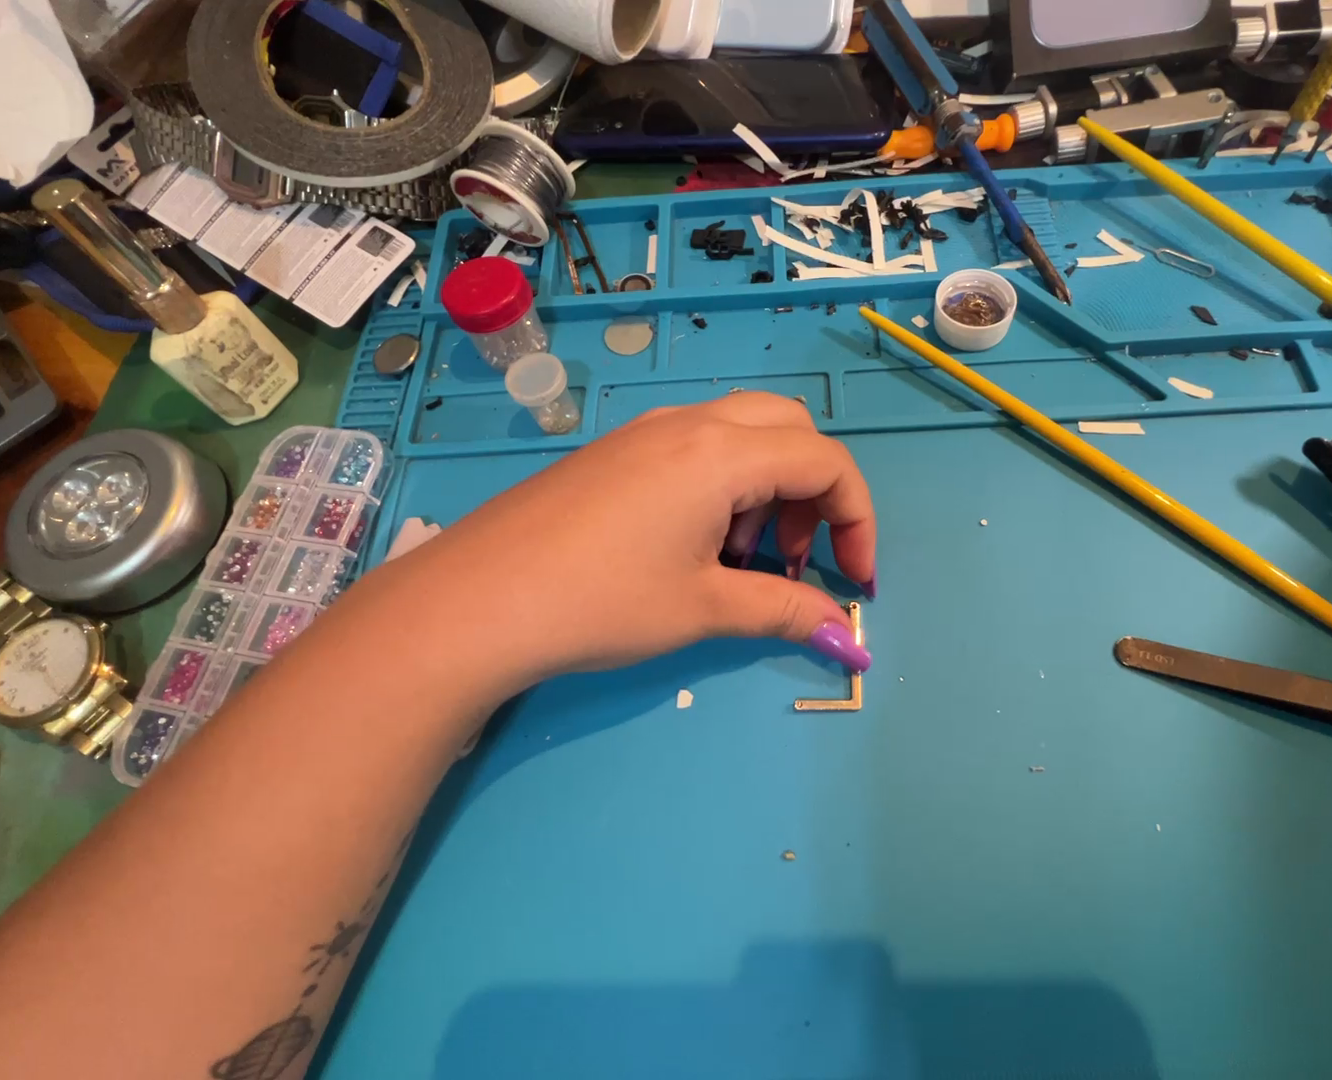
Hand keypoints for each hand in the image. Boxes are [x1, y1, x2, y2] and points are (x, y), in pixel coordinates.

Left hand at [365, 392, 876, 695]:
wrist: (474, 601)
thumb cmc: (601, 601)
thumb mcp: (704, 608)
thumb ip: (785, 612)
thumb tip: (847, 641)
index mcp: (722, 452)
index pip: (826, 461)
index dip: (858, 520)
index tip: (854, 582)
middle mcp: (690, 423)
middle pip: (789, 431)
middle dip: (815, 493)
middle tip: (798, 559)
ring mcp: (647, 432)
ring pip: (742, 436)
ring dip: (769, 490)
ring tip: (744, 560)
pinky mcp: (617, 452)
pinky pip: (697, 449)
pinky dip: (725, 488)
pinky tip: (695, 545)